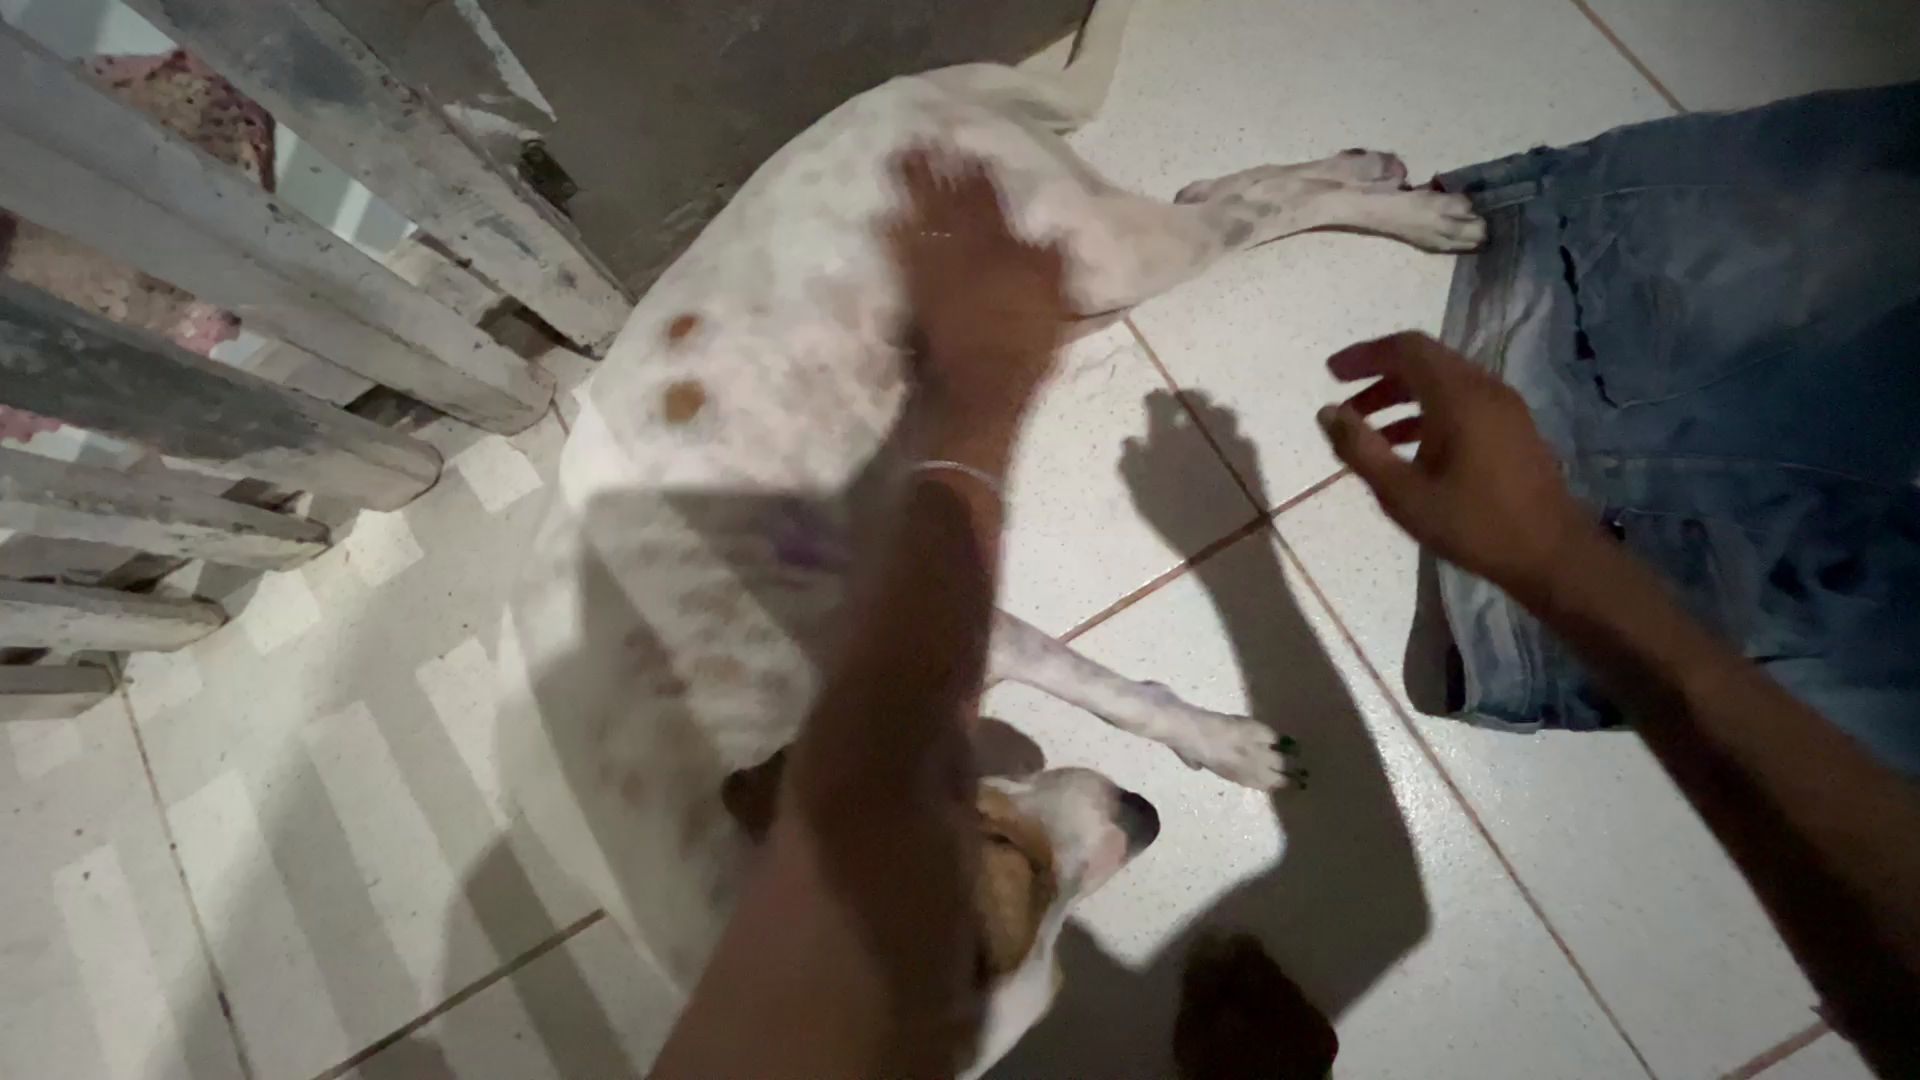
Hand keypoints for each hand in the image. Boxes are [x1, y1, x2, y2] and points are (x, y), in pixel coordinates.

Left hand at [885, 147, 1073, 431]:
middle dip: (930, 168)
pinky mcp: (914, 298)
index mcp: (1000, 248)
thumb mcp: (1053, 302)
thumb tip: (1050, 232)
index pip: (988, 198)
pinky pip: (899, 258)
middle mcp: (961, 251)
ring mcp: (932, 274)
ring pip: (917, 222)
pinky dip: (890, 236)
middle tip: (914, 138)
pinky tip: (880, 220)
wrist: (980, 391)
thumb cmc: (1024, 350)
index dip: (975, 169)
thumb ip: (1050, 263)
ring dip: (906, 192)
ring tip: (893, 162)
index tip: (963, 143)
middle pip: (944, 200)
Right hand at [1318, 332, 1600, 600]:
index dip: (1365, 355)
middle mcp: (1484, 391)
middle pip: (1424, 361)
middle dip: (1378, 373)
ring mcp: (1502, 408)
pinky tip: (1400, 444)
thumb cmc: (1470, 522)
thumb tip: (1327, 412)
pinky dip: (1422, 411)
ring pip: (1441, 382)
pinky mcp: (1509, 427)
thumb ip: (1359, 448)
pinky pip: (1458, 402)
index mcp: (1458, 398)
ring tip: (1363, 425)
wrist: (1549, 554)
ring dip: (1398, 395)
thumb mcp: (1400, 491)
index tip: (1331, 373)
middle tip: (1341, 396)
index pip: (1407, 350)